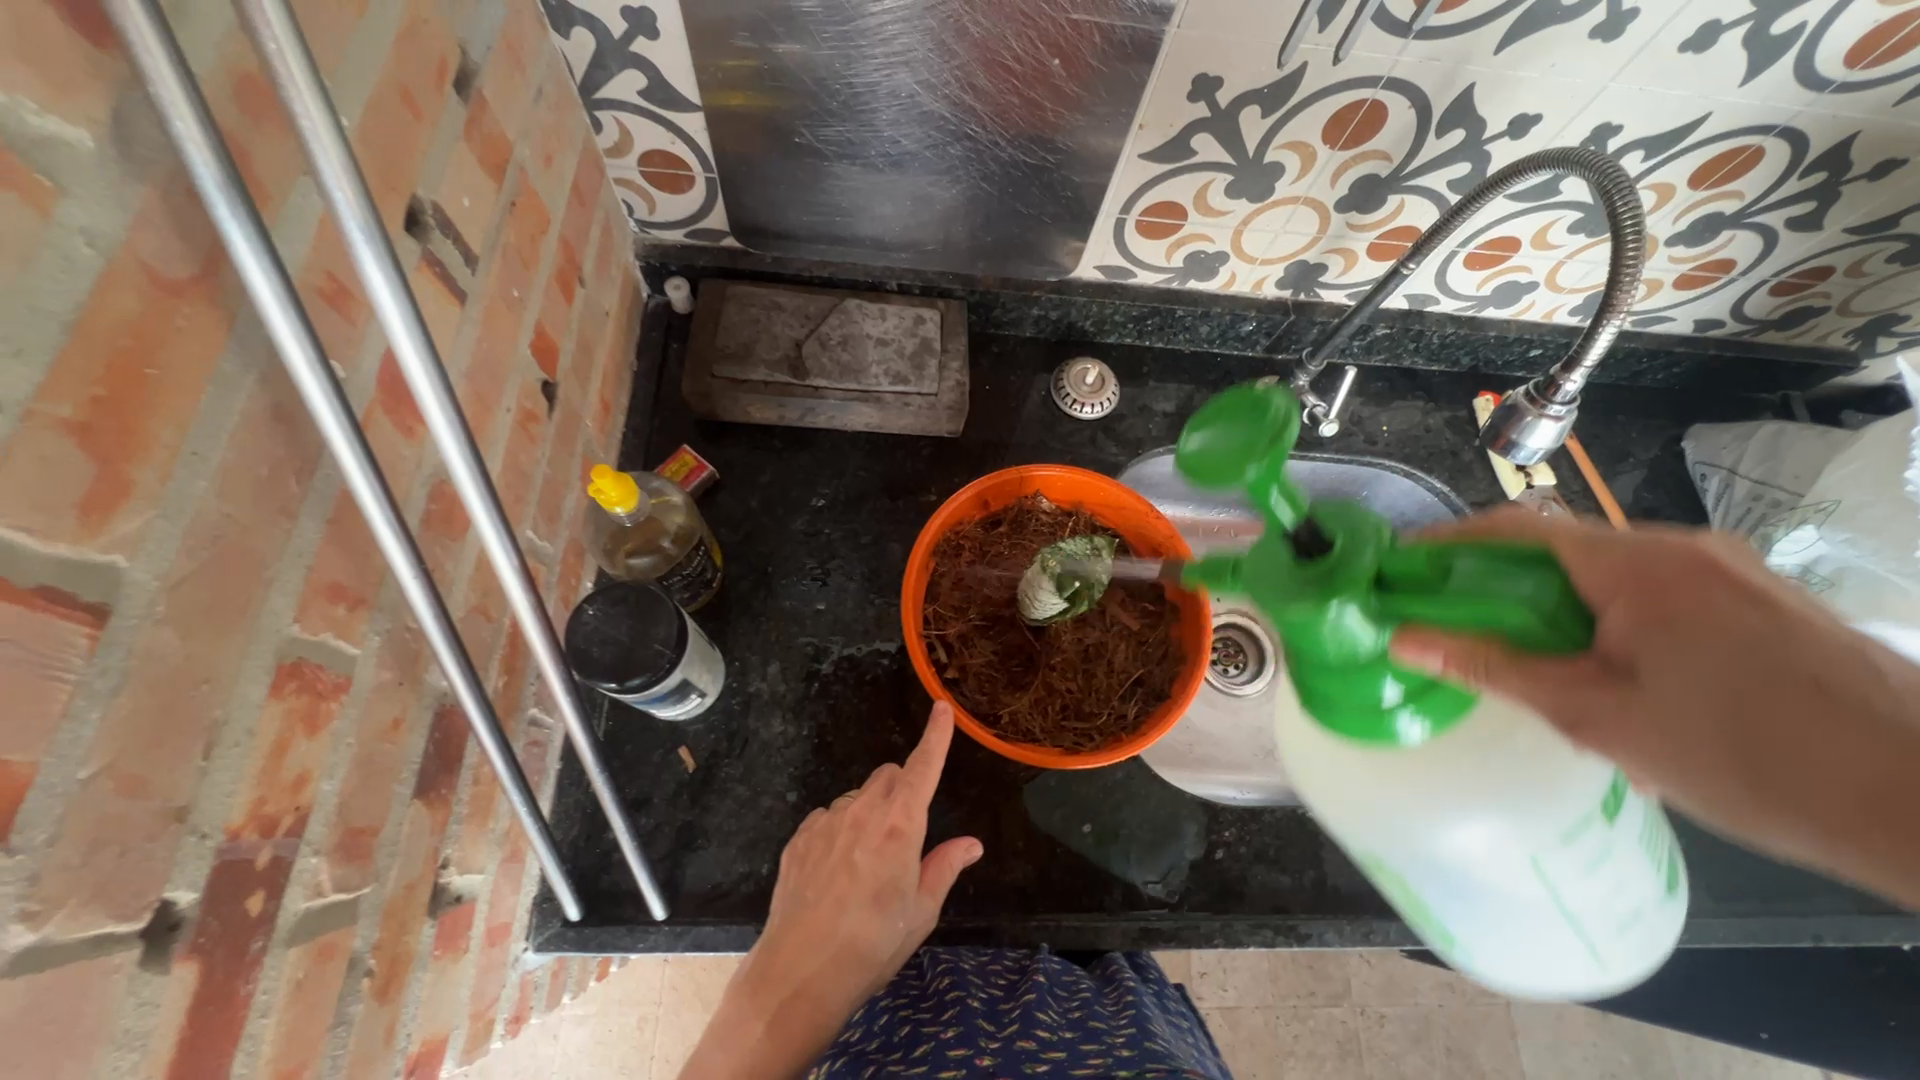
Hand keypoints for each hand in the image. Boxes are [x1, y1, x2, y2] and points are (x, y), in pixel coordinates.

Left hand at [679, 702, 982, 1078]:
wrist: (800, 972)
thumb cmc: (873, 945)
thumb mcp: (921, 912)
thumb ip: (945, 867)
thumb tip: (971, 843)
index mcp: (900, 825)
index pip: (923, 767)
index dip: (936, 736)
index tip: (942, 709)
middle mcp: (862, 811)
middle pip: (889, 775)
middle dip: (903, 788)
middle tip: (906, 832)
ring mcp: (825, 822)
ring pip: (857, 796)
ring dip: (870, 812)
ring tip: (867, 866)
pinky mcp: (798, 838)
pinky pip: (828, 817)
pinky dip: (840, 830)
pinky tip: (836, 872)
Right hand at [1389, 509, 1919, 907]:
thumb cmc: (1745, 756)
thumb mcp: (1594, 716)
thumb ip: (1492, 666)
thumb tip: (1403, 638)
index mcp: (1638, 564)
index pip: (1516, 527)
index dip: (1448, 543)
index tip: (1400, 571)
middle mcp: (1686, 550)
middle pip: (1563, 551)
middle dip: (1505, 590)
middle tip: (1465, 640)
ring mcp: (1734, 574)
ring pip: (1613, 579)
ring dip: (1563, 615)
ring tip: (1546, 679)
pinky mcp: (1766, 603)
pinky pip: (1663, 599)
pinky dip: (1616, 627)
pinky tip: (1622, 689)